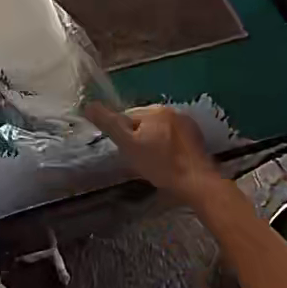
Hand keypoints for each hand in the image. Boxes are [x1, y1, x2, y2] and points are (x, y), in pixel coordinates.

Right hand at [85, 103, 221, 193]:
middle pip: (144, 123)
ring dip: (154, 143)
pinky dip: (169, 148)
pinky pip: (174, 138)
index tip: (128, 153)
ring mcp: (187, 123)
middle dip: (139, 139)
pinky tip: (170, 163)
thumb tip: (89, 105)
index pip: (128, 117)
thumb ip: (109, 124)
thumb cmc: (160, 164)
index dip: (124, 136)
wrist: (196, 182)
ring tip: (156, 164)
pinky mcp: (197, 137)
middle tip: (142, 161)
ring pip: (160, 131)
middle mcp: (172, 110)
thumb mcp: (129, 145)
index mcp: (155, 110)